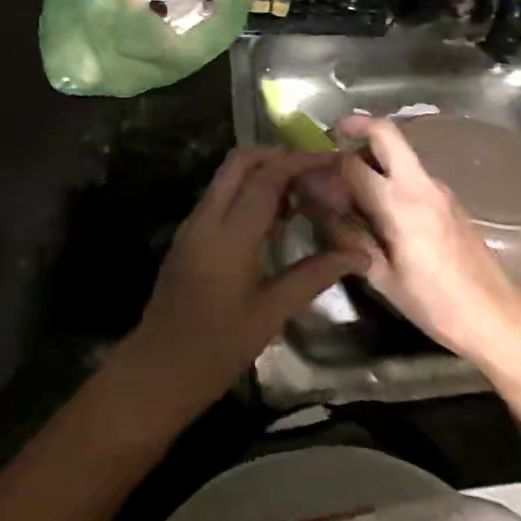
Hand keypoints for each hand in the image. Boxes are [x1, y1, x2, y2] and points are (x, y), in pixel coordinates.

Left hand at [124, 148, 366, 406]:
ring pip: (227, 178)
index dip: (300, 161)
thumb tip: (359, 253)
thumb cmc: (219, 345)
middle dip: (278, 156)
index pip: (264, 177)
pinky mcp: (189, 235)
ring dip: (263, 174)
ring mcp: (193, 224)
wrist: (161, 363)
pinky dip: (248, 193)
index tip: (333, 158)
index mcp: (227, 234)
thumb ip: (314, 276)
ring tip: (307, 192)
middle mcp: (205, 217)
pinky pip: (220, 198)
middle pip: (239, 163)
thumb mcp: (272, 312)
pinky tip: (278, 217)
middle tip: (318, 172)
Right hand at [296, 115, 520, 368]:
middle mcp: (420, 185)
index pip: (349, 163)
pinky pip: (409, 172)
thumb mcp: (378, 274)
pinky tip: (373, 203)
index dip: (322, 164)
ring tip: (345, 181)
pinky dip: (386, 172)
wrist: (499, 319)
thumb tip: (314, 204)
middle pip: (385, 133)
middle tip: (330, 138)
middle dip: (355, 126)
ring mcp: (438, 190)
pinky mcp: (447, 200)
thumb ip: (344, 232)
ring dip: (370, 153)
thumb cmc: (435, 302)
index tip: (305, 173)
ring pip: (398, 151)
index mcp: (399, 203)